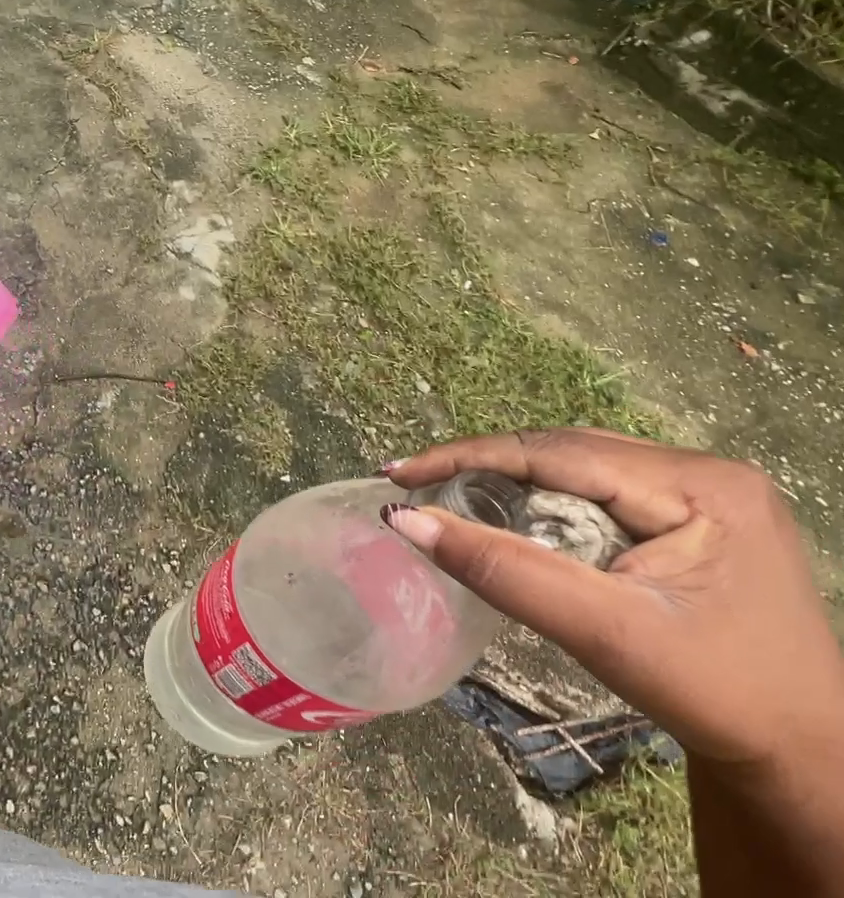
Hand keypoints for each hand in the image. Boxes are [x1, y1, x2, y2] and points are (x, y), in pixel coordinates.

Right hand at [385, 429, 843, 768]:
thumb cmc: (716, 691)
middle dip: (481, 466)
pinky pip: (591, 488)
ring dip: (505, 481)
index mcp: (701, 487)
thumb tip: (405, 520)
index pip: (555, 451)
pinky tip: (508, 518)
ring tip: (445, 500)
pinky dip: (537, 498)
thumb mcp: (602, 630)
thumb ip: (504, 571)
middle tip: (413, 488)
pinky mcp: (693, 515)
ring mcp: (703, 492)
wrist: (806, 749)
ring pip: (573, 465)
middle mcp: (705, 472)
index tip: (396, 474)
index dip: (466, 457)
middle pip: (562, 449)